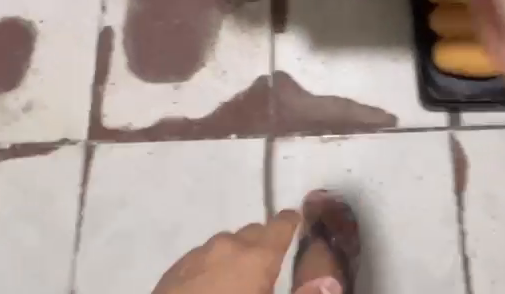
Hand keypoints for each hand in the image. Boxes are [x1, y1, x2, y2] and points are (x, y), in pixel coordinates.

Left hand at [152, 210, 300, 293]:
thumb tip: (331, 281)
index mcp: (256, 257)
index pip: (280, 226)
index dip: (290, 222)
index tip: (297, 219)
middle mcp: (228, 246)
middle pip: (252, 233)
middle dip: (263, 243)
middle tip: (271, 265)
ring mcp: (197, 256)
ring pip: (225, 246)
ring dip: (235, 258)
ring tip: (240, 281)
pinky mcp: (174, 272)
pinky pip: (202, 260)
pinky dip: (212, 268)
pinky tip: (211, 289)